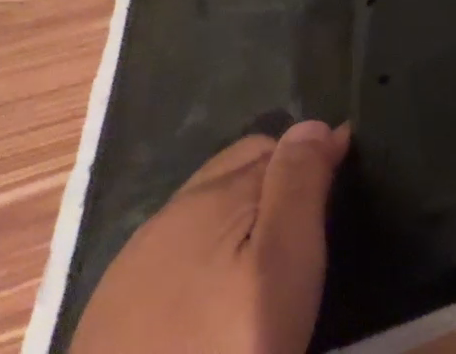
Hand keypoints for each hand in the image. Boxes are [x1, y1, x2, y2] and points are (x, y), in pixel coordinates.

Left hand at [71, 120, 350, 353]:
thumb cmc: (232, 341)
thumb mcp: (287, 258)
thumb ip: (300, 183)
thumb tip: (315, 124)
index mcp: (212, 194)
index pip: (280, 146)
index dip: (315, 164)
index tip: (339, 201)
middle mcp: (169, 214)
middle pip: (237, 168)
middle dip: (278, 182)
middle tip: (308, 235)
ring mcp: (134, 262)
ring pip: (205, 211)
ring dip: (242, 218)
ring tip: (268, 267)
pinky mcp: (115, 307)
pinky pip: (175, 253)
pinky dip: (207, 255)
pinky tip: (219, 298)